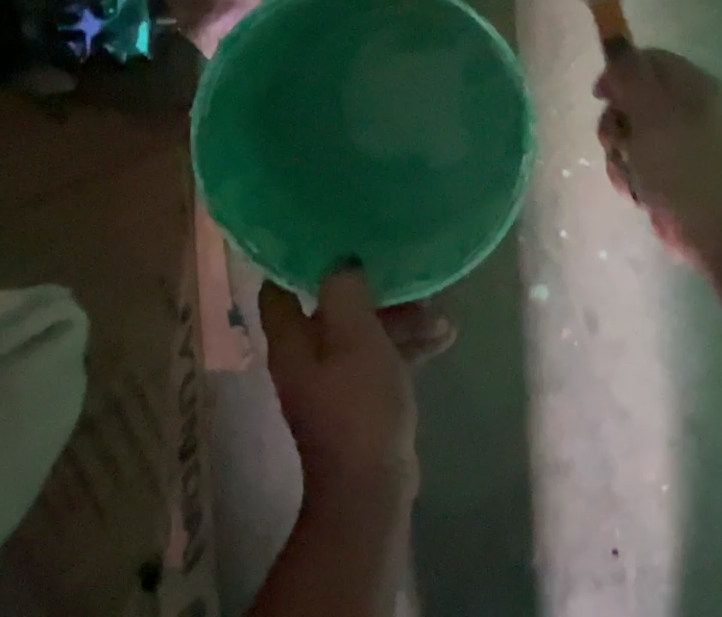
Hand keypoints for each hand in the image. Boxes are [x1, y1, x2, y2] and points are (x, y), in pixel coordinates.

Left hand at [259, 268, 429, 502]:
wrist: (369, 485)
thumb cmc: (358, 404)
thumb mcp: (355, 338)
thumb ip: (345, 292)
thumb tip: (341, 262)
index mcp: (291, 341)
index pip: (278, 288)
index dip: (299, 261)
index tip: (333, 237)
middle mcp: (304, 358)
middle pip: (331, 309)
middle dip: (371, 292)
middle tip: (407, 277)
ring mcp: (331, 381)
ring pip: (361, 334)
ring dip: (398, 321)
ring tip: (440, 316)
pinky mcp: (358, 400)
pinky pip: (378, 360)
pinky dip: (404, 348)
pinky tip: (443, 339)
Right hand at [595, 48, 721, 260]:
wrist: (713, 229)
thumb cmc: (683, 166)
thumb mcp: (651, 112)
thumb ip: (630, 74)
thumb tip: (615, 39)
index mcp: (690, 85)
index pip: (645, 60)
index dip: (618, 74)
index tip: (601, 96)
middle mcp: (685, 108)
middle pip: (629, 98)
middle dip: (615, 123)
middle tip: (621, 142)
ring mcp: (676, 142)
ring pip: (626, 134)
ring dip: (619, 155)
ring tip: (633, 174)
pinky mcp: (667, 171)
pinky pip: (633, 162)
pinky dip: (629, 176)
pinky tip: (637, 192)